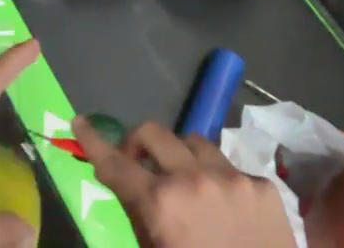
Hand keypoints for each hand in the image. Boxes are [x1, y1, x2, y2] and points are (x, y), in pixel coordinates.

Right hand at [73, 119, 293, 247]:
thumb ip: (141, 222)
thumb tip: (133, 194)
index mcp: (161, 204)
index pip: (115, 164)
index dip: (93, 141)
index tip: (80, 121)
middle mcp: (193, 179)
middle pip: (153, 132)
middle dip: (138, 144)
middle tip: (138, 165)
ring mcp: (232, 178)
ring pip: (194, 142)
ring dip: (181, 158)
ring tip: (186, 184)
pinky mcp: (264, 187)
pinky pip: (232, 168)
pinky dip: (220, 182)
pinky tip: (228, 210)